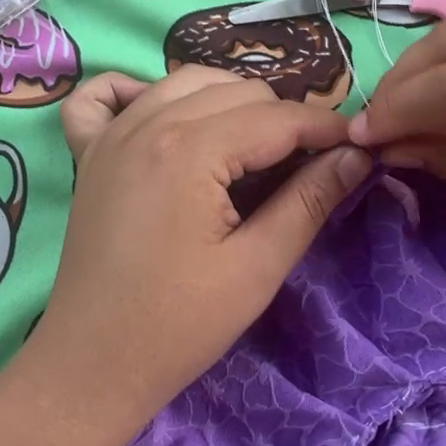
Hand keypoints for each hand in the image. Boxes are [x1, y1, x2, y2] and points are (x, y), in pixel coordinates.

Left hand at [33, 67, 371, 422]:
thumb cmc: (179, 325)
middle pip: (237, 90)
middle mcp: (149, 122)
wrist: (92, 365)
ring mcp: (111, 132)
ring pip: (186, 80)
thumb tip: (356, 155)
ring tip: (251, 146)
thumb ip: (309, 201)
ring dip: (228, 99)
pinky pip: (105, 95)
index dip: (324, 128)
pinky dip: (135, 90)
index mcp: (191, 149)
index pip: (276, 116)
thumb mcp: (257, 268)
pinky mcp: (88, 151)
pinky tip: (160, 113)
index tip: (356, 148)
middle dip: (282, 117)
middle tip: (307, 163)